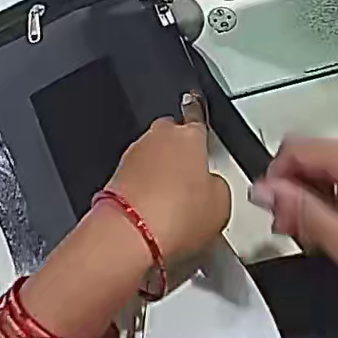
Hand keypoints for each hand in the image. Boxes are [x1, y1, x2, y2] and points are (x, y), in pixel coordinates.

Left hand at [100, 96, 230, 266]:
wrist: (131, 232)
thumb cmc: (175, 213)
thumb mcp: (221, 204)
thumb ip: (218, 184)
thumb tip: (211, 187)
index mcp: (188, 135)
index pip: (196, 115)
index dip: (198, 112)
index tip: (196, 105)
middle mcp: (157, 137)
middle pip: (171, 135)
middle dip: (179, 150)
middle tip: (191, 178)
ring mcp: (134, 154)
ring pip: (152, 155)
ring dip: (160, 170)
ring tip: (173, 203)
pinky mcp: (116, 173)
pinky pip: (138, 174)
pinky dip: (145, 186)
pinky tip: (155, 209)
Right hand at [249, 138, 337, 337]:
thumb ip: (300, 211)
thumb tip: (265, 190)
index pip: (294, 148)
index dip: (274, 178)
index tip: (271, 208)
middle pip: (314, 156)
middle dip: (295, 189)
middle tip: (292, 228)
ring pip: (334, 169)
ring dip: (317, 197)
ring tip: (320, 237)